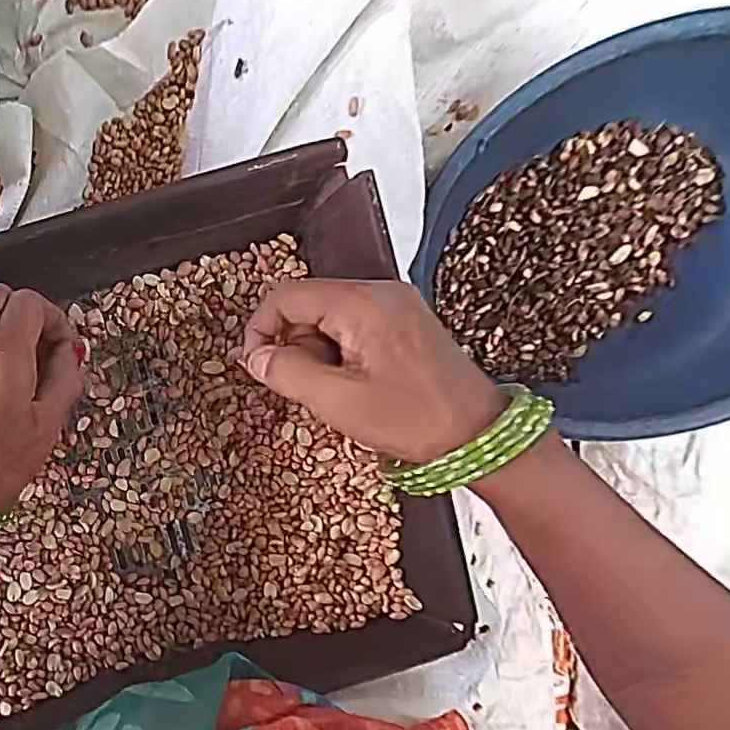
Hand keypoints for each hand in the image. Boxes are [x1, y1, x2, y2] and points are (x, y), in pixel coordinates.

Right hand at [237, 279, 505, 462]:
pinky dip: (336, 355)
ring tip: (335, 390)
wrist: (475, 435)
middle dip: (292, 346)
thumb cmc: (414, 418)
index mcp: (363, 304)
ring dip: (315, 354)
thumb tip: (256, 357)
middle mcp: (381, 294)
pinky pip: (350, 329)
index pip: (287, 296)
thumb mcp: (336, 401)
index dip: (260, 328)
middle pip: (307, 305)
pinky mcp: (402, 324)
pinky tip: (351, 385)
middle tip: (305, 386)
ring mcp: (395, 306)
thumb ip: (287, 372)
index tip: (253, 364)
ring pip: (326, 319)